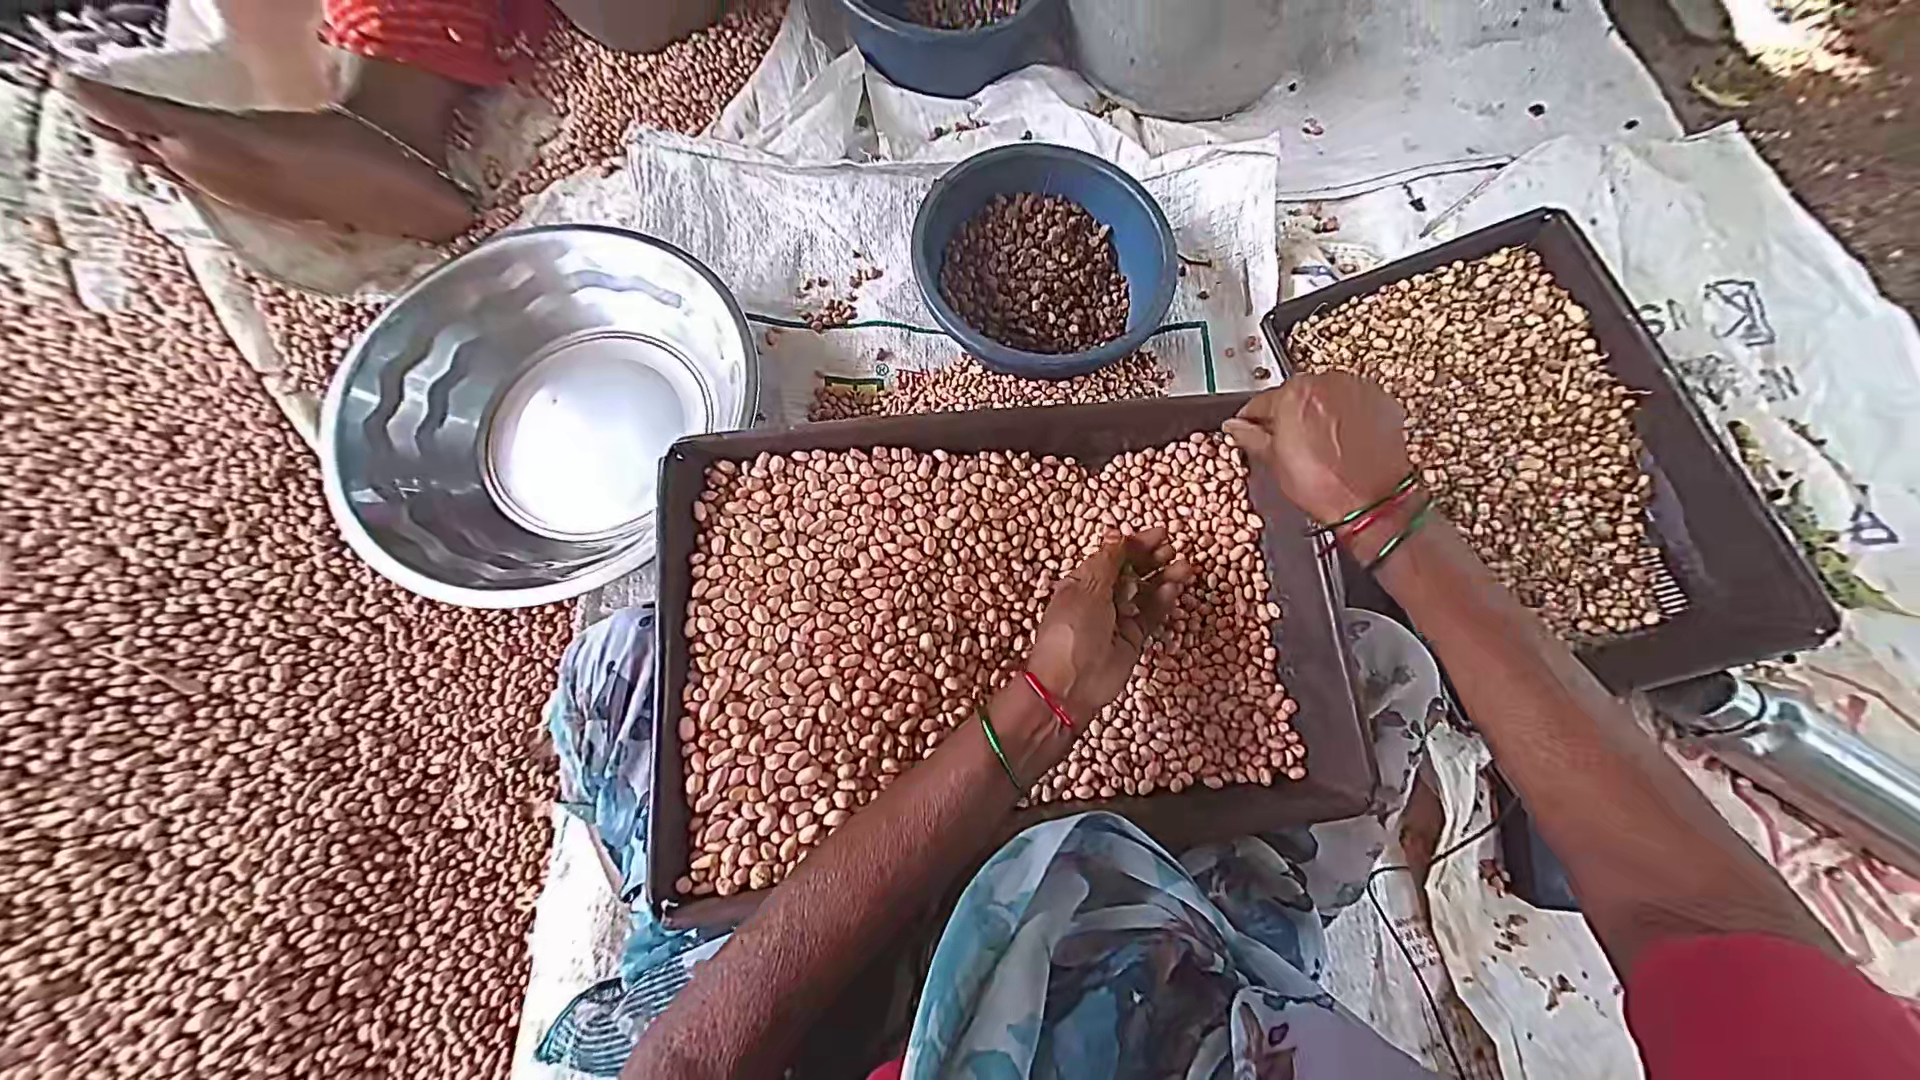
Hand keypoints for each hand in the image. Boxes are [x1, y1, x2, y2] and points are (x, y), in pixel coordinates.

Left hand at [1025, 528, 1190, 723]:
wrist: (1070, 684)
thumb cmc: (1070, 632)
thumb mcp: (1087, 588)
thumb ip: (1108, 562)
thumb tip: (1119, 537)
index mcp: (1082, 581)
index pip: (1113, 555)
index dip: (1135, 544)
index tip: (1159, 534)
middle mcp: (1100, 597)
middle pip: (1132, 571)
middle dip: (1152, 558)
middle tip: (1172, 549)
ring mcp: (1118, 618)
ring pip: (1146, 591)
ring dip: (1164, 577)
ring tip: (1183, 567)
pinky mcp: (1133, 637)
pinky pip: (1151, 614)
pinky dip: (1162, 600)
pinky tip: (1172, 587)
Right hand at [1222, 372, 1414, 524]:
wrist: (1370, 499)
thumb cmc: (1323, 483)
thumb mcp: (1272, 460)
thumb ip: (1249, 436)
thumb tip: (1236, 428)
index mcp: (1293, 394)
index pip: (1260, 401)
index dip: (1250, 419)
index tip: (1249, 429)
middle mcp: (1327, 383)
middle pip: (1294, 395)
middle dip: (1285, 416)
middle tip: (1282, 443)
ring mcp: (1356, 390)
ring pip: (1323, 397)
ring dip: (1314, 414)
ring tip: (1314, 444)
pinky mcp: (1379, 401)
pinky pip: (1350, 403)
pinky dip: (1341, 417)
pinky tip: (1336, 441)